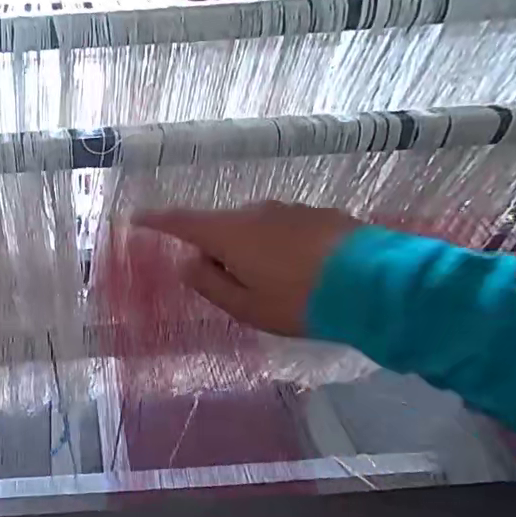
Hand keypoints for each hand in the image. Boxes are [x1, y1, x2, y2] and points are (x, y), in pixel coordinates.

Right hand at [133, 201, 363, 337]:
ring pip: (253, 227)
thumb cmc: (300, 301)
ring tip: (270, 282)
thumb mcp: (246, 306)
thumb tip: (187, 263)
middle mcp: (256, 212)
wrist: (378, 284)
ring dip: (249, 249)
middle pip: (220, 227)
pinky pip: (281, 228)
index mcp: (230, 233)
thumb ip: (210, 284)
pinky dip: (276, 246)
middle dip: (215, 249)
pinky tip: (298, 271)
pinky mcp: (318, 214)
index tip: (138, 218)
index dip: (157, 221)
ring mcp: (289, 210)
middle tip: (228, 284)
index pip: (182, 222)